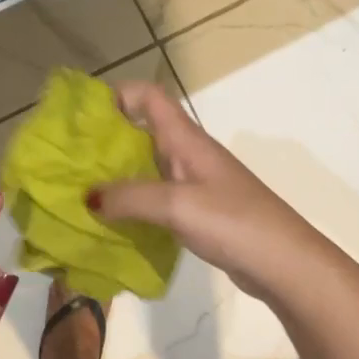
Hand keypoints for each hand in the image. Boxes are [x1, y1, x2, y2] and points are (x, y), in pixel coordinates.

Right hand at [88, 82, 332, 300]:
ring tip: (84, 191)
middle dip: (108, 137)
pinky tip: (116, 223)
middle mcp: (188, 152)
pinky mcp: (199, 210)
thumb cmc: (233, 221)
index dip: (118, 94)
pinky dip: (135, 201)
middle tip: (72, 157)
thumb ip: (131, 198)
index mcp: (185, 138)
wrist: (285, 264)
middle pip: (143, 129)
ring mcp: (195, 182)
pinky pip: (158, 195)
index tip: (84, 116)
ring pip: (148, 164)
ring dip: (119, 172)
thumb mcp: (177, 206)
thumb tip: (87, 195)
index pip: (149, 95)